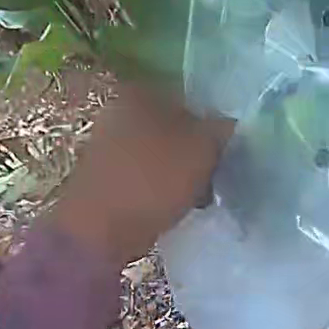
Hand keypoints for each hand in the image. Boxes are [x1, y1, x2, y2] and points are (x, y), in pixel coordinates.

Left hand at [45, 83, 232, 267]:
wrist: (98, 233)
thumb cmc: (151, 182)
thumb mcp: (200, 151)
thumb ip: (221, 131)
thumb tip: (229, 125)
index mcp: (140, 95)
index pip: (189, 100)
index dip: (212, 125)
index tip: (226, 151)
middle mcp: (119, 115)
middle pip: (174, 130)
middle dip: (196, 153)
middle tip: (215, 176)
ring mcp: (107, 149)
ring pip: (160, 157)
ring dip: (180, 175)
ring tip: (199, 198)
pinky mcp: (104, 182)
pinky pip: (145, 180)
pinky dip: (161, 192)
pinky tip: (174, 210)